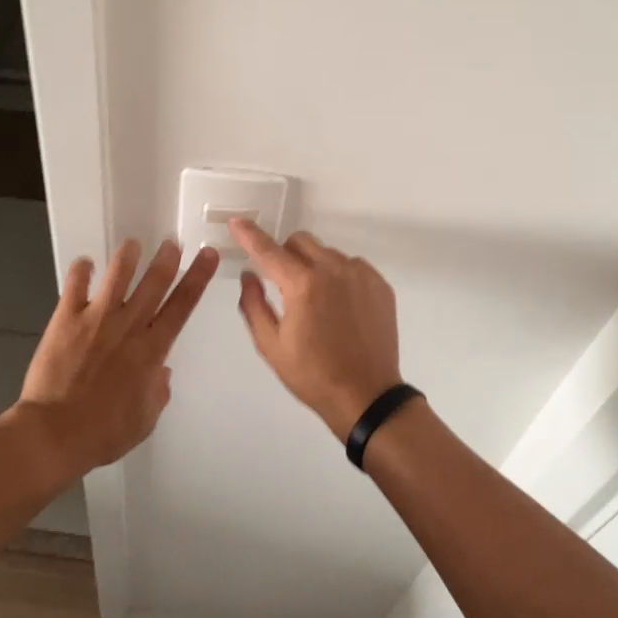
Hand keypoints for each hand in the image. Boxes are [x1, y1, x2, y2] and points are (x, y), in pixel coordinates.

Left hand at [14, 239, 219, 476]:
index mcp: (151, 351)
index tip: (207, 255)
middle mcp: (128, 326)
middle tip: (172, 241)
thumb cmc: (103, 432)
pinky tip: (85, 263)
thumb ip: (157, 391)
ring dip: (127, 257)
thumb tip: (161, 371)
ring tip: (132, 245)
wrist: (54, 432)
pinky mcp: (65, 319)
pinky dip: (81, 270)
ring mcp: (95, 319)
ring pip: (117, 275)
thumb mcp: (144, 419)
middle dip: (167, 259)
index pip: (182, 306)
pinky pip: (75, 285)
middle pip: (154, 283)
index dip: (197, 278)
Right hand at [231, 219, 400, 438]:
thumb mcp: (271, 344)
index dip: (249, 234)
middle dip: (285, 254)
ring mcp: (361, 275)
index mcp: (303, 284)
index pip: (268, 250)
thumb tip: (249, 275)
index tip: (237, 221)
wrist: (366, 396)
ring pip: (327, 253)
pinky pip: (351, 266)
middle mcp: (334, 269)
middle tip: (282, 284)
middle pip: (301, 241)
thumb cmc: (312, 374)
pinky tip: (339, 307)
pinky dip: (338, 277)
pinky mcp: (380, 285)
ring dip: (313, 266)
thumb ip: (253, 304)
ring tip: (315, 302)